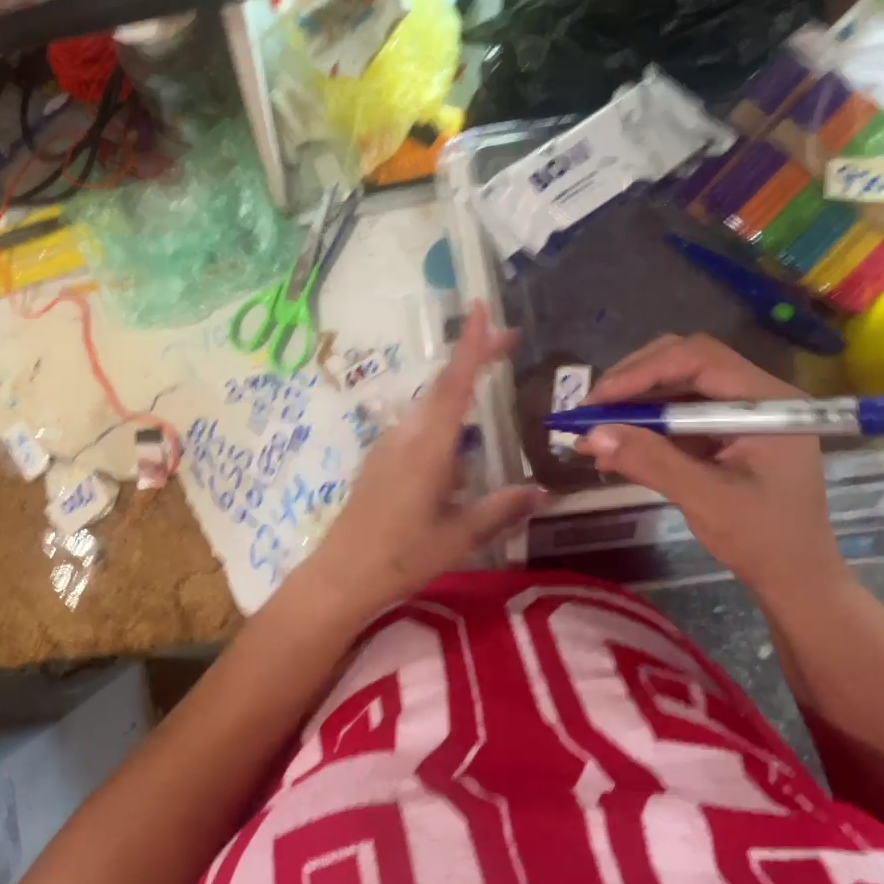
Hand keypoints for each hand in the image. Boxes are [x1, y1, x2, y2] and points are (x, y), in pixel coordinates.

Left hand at [293, 303, 546, 617]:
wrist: (340, 575)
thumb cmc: (401, 557)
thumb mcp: (459, 537)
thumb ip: (501, 510)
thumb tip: (543, 491)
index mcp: (427, 448)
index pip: (453, 385)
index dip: (469, 345)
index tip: (480, 308)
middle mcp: (405, 438)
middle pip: (442, 388)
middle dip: (474, 361)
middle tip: (510, 343)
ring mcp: (387, 448)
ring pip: (429, 409)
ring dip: (459, 394)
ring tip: (491, 392)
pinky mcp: (379, 463)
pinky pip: (417, 431)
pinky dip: (444, 424)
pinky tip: (459, 453)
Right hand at [575, 334, 845, 595]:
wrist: (795, 577)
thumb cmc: (763, 538)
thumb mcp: (705, 499)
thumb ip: (651, 461)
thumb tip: (592, 435)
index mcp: (766, 402)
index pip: (698, 359)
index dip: (643, 372)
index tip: (598, 401)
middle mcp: (754, 396)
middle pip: (683, 363)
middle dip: (632, 383)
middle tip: (589, 411)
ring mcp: (739, 414)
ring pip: (674, 388)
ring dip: (631, 408)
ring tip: (591, 433)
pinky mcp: (724, 434)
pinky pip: (675, 416)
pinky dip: (642, 428)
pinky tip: (612, 450)